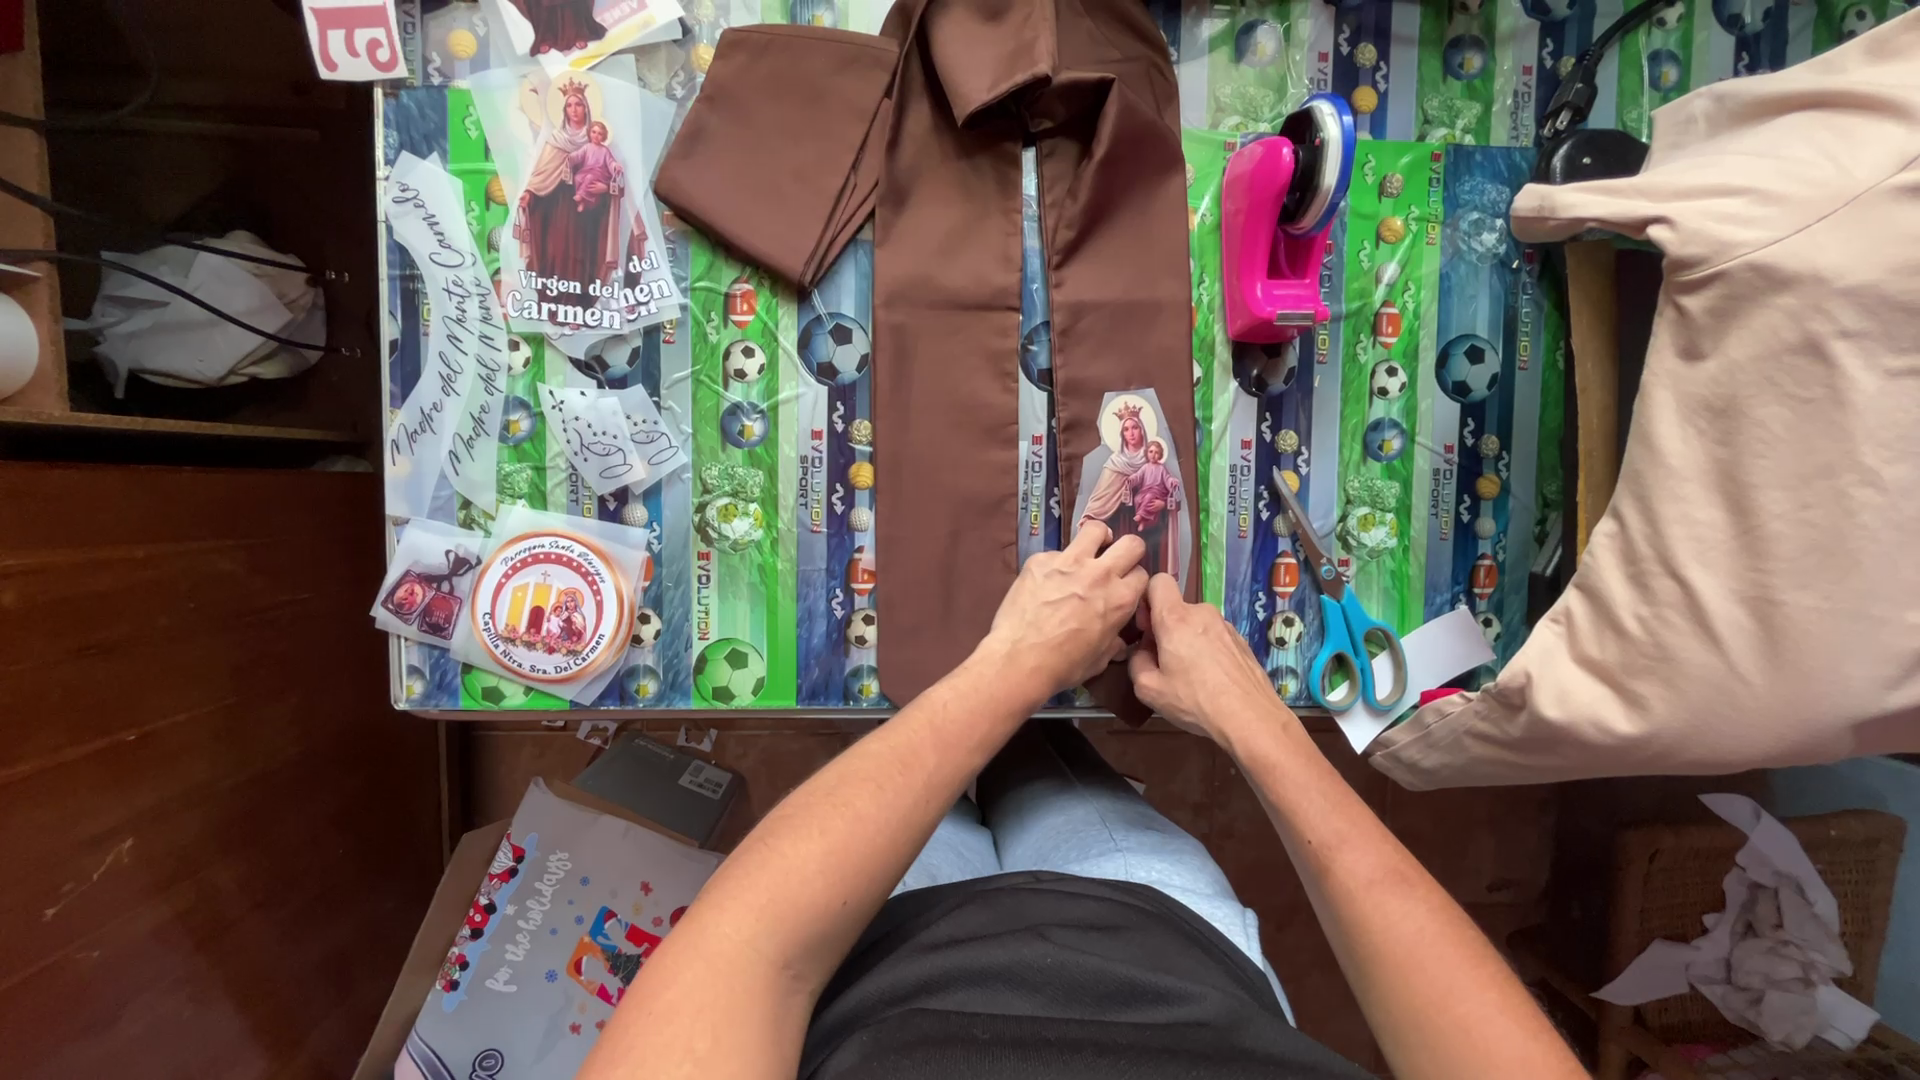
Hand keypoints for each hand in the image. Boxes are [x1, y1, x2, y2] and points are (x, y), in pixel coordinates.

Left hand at [979, 522, 1147, 702]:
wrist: (1019, 659)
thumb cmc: (1064, 666)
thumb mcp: (1100, 660)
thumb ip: (1113, 643)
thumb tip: (1118, 642)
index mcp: (1121, 599)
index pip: (1142, 574)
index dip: (1134, 581)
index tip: (1125, 587)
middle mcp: (1100, 574)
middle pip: (1131, 543)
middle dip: (1127, 551)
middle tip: (1115, 562)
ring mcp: (1069, 561)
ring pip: (1095, 529)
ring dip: (1097, 540)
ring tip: (1089, 552)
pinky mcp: (1040, 559)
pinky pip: (1055, 552)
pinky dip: (1055, 563)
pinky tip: (1045, 580)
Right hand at [1129, 574, 1295, 745]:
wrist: (1251, 718)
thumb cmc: (1195, 701)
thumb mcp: (1148, 689)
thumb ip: (1136, 663)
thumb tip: (1143, 654)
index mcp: (1175, 618)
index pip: (1158, 581)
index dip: (1147, 599)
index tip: (1147, 627)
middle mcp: (1202, 613)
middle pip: (1176, 609)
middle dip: (1166, 629)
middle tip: (1166, 662)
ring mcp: (1225, 626)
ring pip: (1196, 624)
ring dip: (1188, 641)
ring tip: (1191, 676)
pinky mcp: (1241, 640)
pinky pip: (1214, 637)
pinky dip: (1208, 651)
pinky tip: (1212, 680)